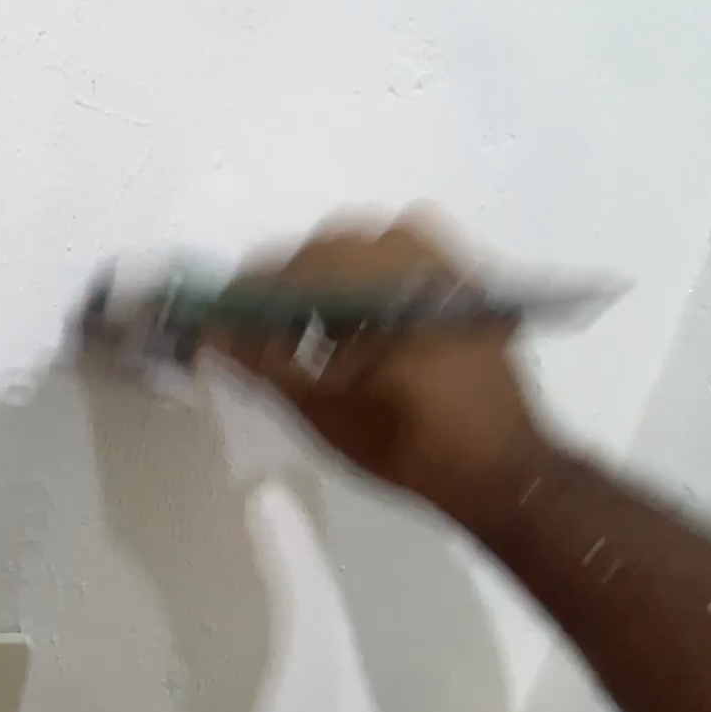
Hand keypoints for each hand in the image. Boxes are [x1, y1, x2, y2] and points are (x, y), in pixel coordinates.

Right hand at [207, 207, 549, 514]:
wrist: (498, 470)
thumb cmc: (402, 444)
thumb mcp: (319, 409)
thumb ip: (262, 362)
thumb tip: (212, 332)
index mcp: (388, 294)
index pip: (301, 269)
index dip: (252, 288)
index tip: (221, 310)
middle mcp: (424, 265)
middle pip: (336, 244)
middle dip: (289, 276)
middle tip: (264, 318)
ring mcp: (453, 270)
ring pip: (373, 241)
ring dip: (331, 270)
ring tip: (313, 316)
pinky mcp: (469, 284)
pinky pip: (410, 252)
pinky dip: (370, 273)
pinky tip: (358, 317)